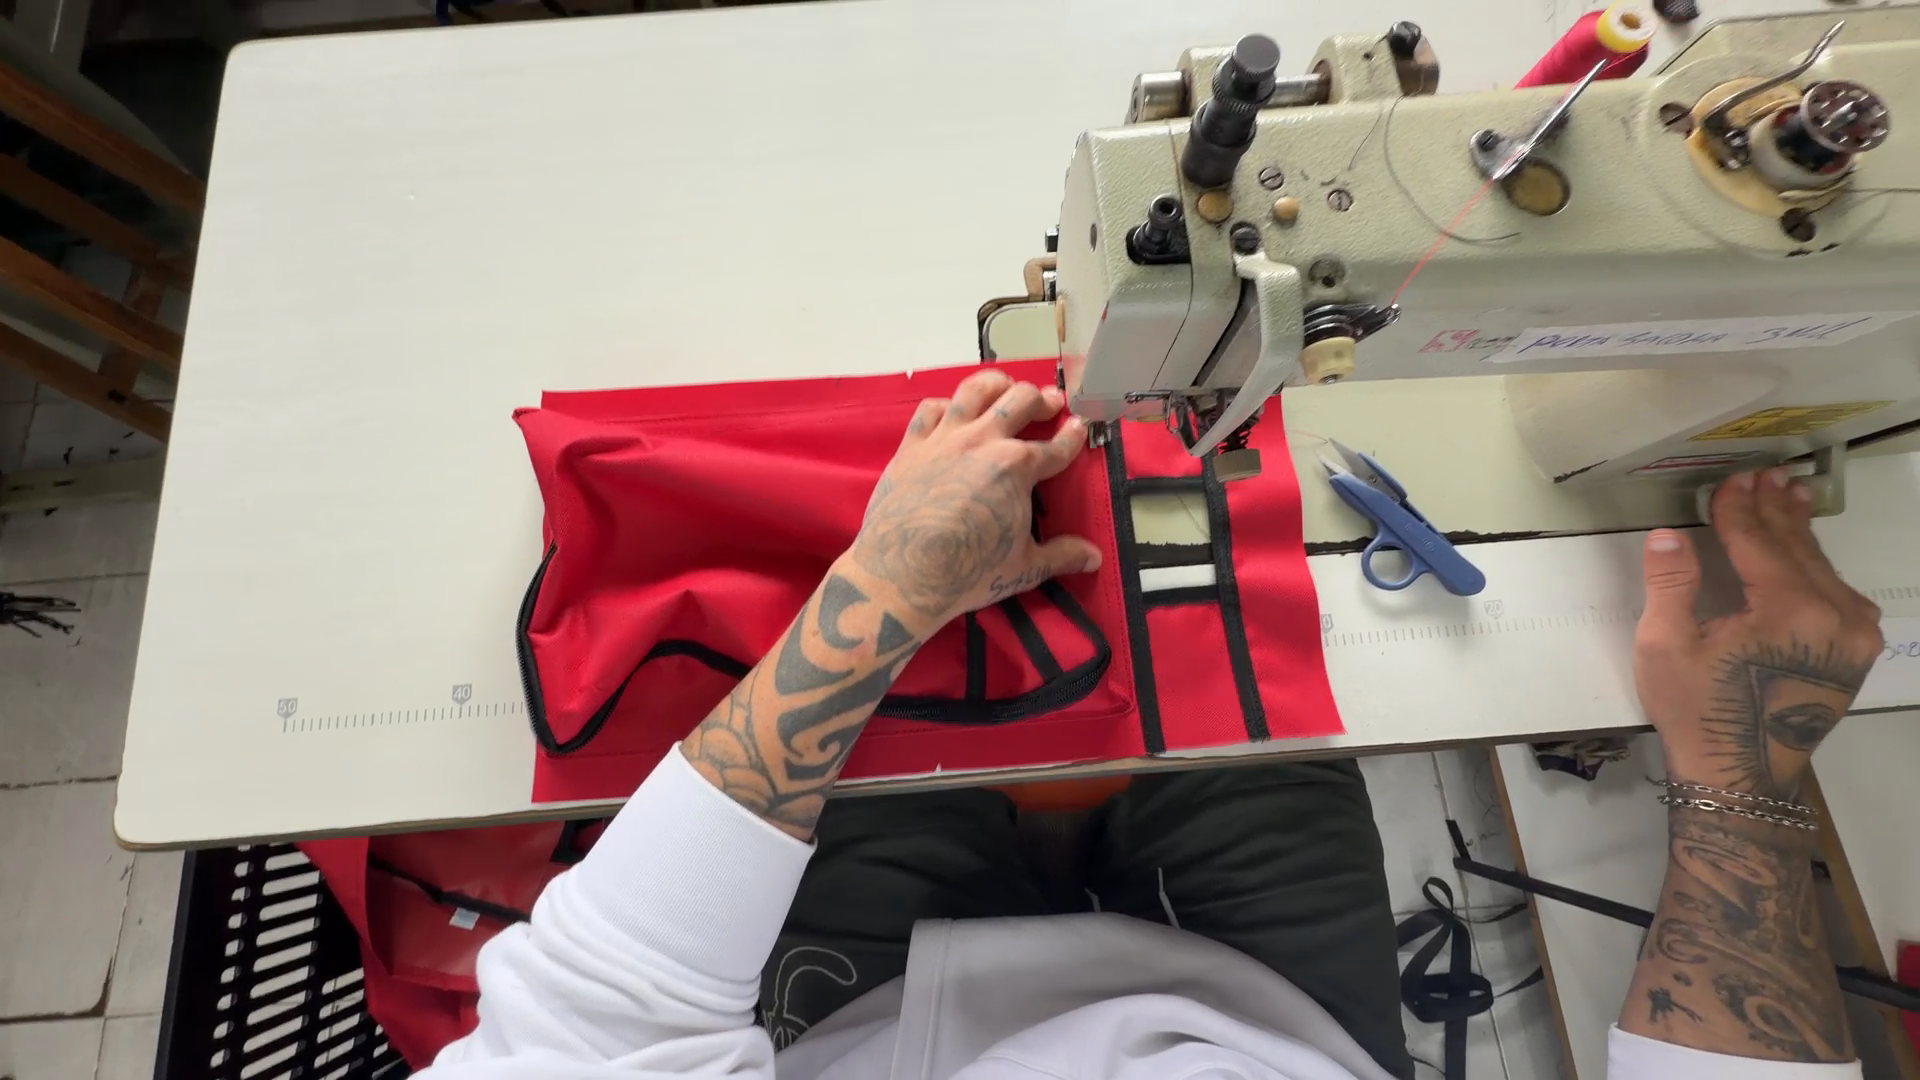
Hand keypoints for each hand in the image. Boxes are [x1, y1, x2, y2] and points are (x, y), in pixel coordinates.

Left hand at [848, 368, 1101, 632]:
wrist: (903, 573)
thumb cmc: (967, 571)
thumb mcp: (1023, 568)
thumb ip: (1061, 556)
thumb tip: (1094, 558)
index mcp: (1017, 467)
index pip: (1056, 446)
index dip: (1073, 436)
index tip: (1080, 428)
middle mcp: (983, 441)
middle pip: (1020, 402)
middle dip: (1043, 400)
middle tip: (1051, 404)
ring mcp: (945, 438)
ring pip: (976, 390)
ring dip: (998, 384)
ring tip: (1007, 386)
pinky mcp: (913, 444)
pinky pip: (932, 408)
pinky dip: (948, 404)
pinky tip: (954, 410)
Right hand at [1634, 468, 1881, 800]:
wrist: (1741, 768)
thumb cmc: (1697, 704)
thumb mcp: (1667, 643)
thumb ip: (1672, 585)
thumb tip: (1667, 536)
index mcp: (1788, 609)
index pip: (1759, 544)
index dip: (1739, 511)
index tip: (1731, 481)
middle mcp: (1835, 614)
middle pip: (1799, 549)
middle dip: (1776, 512)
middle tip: (1767, 476)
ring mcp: (1853, 633)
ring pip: (1822, 568)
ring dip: (1799, 532)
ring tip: (1789, 498)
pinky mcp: (1853, 650)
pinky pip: (1835, 591)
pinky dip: (1812, 563)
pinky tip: (1804, 552)